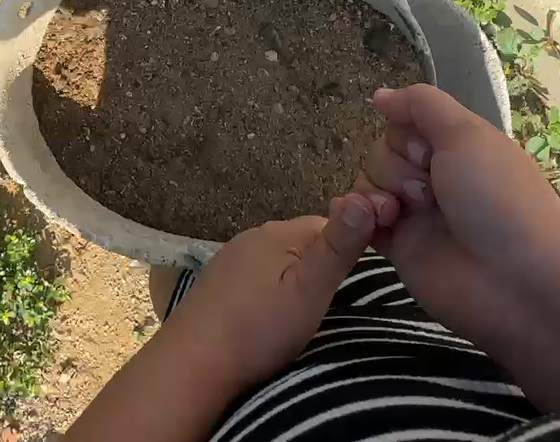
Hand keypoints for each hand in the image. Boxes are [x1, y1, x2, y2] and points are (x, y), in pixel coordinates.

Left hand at [161, 194, 377, 389]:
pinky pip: (256, 273)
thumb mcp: (310, 291)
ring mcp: (232, 256)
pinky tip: (268, 314)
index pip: (327, 225)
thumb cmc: (259, 328)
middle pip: (302, 241)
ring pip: (278, 257)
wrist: (194, 361)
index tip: (358, 284)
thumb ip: (337, 248)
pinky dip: (269, 288)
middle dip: (320, 264)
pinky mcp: (218, 278)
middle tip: (332, 304)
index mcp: (279, 232)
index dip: (346, 249)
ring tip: (303, 312)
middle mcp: (255, 234)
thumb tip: (365, 198)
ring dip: (293, 277)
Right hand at [353, 84, 559, 350]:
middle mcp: (434, 175)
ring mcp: (415, 212)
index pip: (404, 121)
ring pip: (368, 181)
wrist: (518, 286)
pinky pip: (360, 218)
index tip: (429, 151)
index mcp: (456, 147)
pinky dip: (356, 214)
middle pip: (382, 149)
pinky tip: (372, 220)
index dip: (408, 133)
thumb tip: (379, 96)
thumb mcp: (467, 135)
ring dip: (379, 190)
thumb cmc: (498, 201)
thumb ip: (421, 104)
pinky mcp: (398, 247)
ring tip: (402, 213)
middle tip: (428, 191)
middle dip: (396, 165)